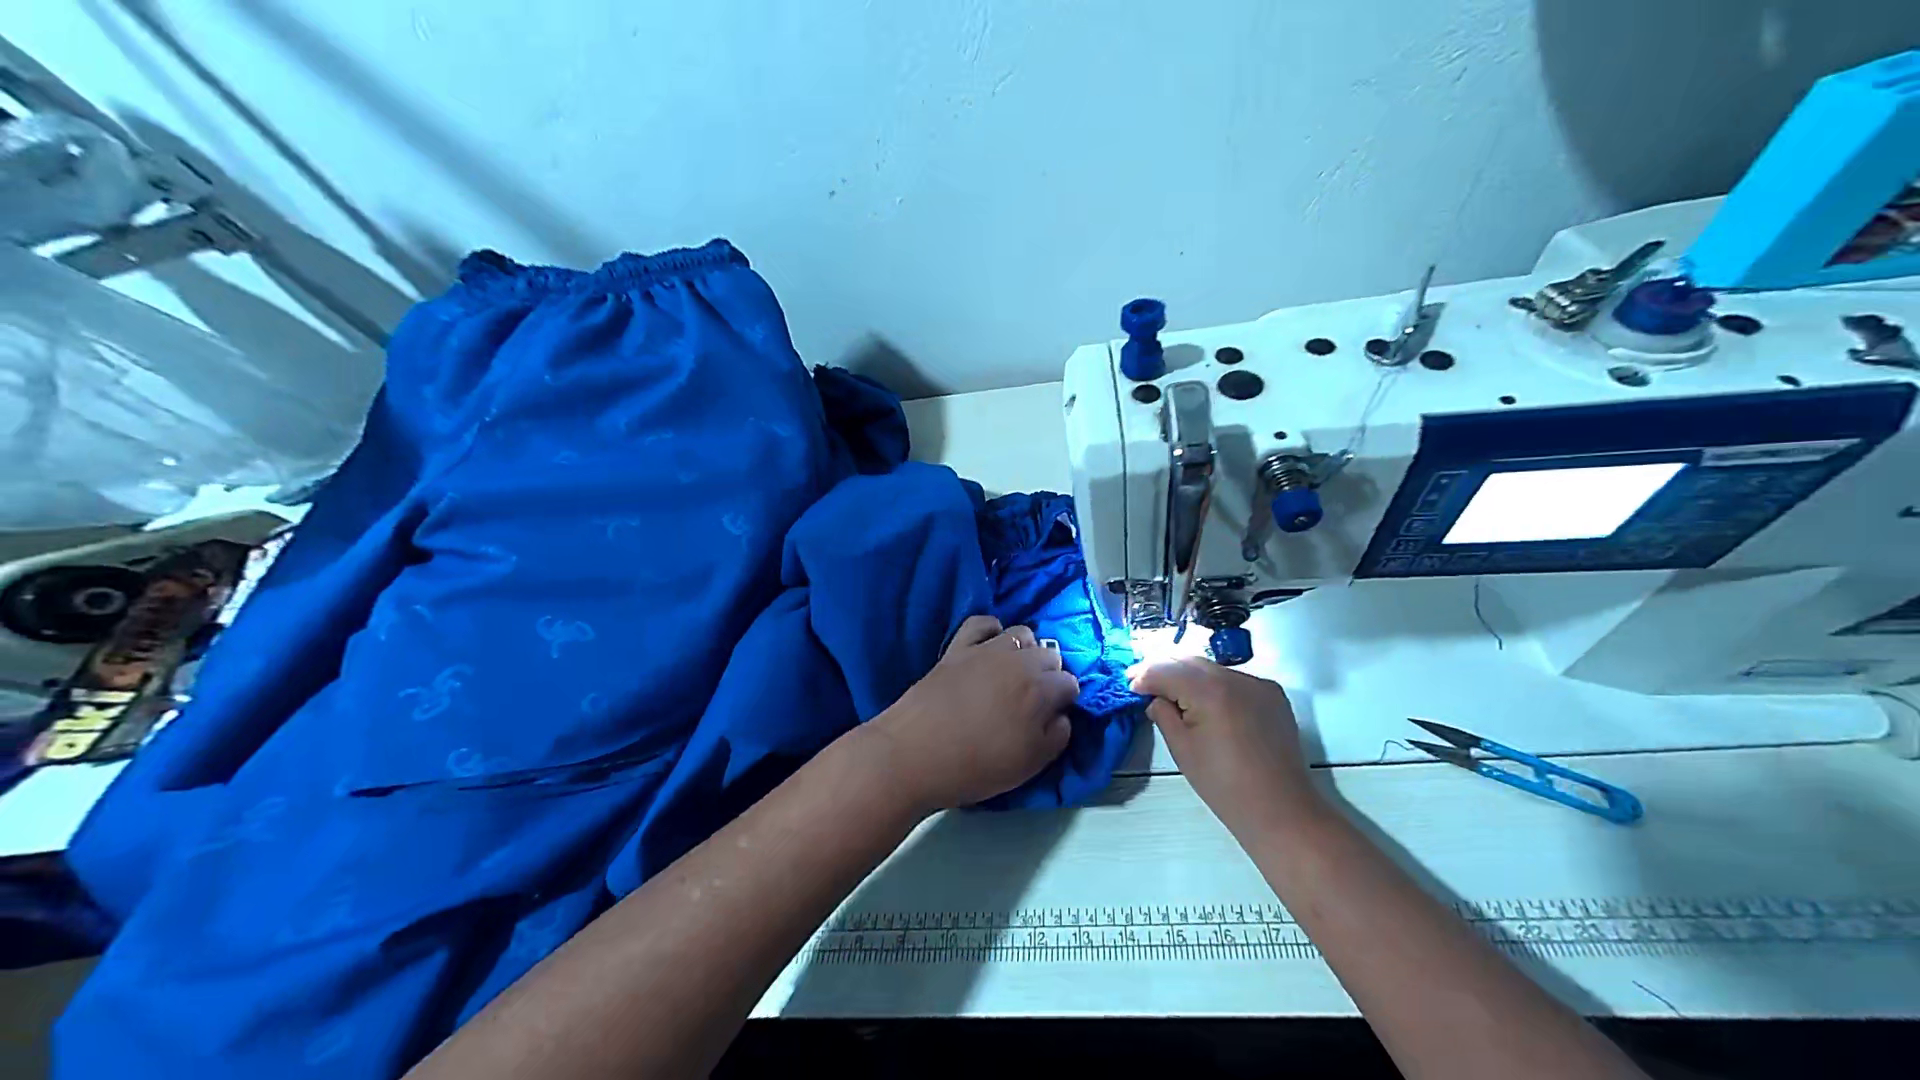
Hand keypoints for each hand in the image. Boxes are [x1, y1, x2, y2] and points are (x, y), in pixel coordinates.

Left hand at [864, 615, 1079, 813]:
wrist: (915, 754)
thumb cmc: (977, 765)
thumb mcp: (1031, 765)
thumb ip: (1057, 736)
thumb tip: (1061, 716)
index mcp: (1042, 690)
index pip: (1070, 683)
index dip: (1064, 701)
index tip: (1050, 718)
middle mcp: (1019, 661)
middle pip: (1049, 654)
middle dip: (1049, 674)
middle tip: (1032, 700)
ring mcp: (986, 649)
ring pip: (1021, 634)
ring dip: (1025, 651)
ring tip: (1013, 675)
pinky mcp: (957, 647)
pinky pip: (982, 623)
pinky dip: (991, 631)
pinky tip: (989, 646)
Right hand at [1130, 657, 1319, 833]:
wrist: (1280, 809)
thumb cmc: (1224, 784)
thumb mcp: (1182, 749)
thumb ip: (1163, 714)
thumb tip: (1156, 699)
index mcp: (1210, 691)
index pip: (1167, 670)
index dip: (1145, 675)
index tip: (1130, 684)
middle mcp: (1236, 678)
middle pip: (1190, 661)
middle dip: (1164, 669)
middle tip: (1143, 681)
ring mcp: (1258, 684)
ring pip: (1212, 669)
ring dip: (1189, 675)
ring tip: (1172, 692)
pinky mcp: (1272, 695)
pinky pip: (1234, 680)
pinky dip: (1214, 685)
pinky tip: (1206, 703)